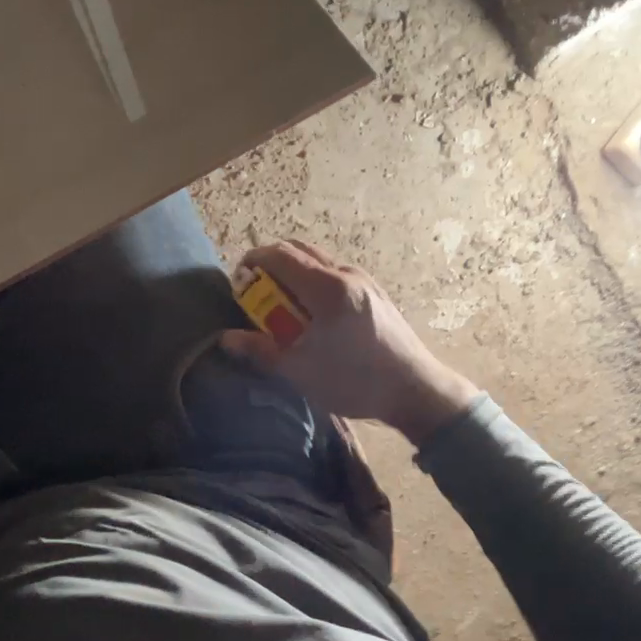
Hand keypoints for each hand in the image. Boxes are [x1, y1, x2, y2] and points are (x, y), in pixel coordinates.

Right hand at [221, 241, 480, 444]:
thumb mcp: (300, 371)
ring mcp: (364, 281)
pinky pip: (334, 275)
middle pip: (299, 251)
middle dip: (270, 266)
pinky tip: (311, 317)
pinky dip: (312, 284)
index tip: (238, 282)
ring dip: (293, 275)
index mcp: (326, 288)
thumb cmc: (354, 381)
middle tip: (255, 293)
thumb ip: (260, 350)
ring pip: (318, 262)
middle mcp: (346, 274)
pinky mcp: (374, 294)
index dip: (252, 262)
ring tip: (281, 308)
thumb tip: (226, 339)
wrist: (414, 390)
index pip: (280, 255)